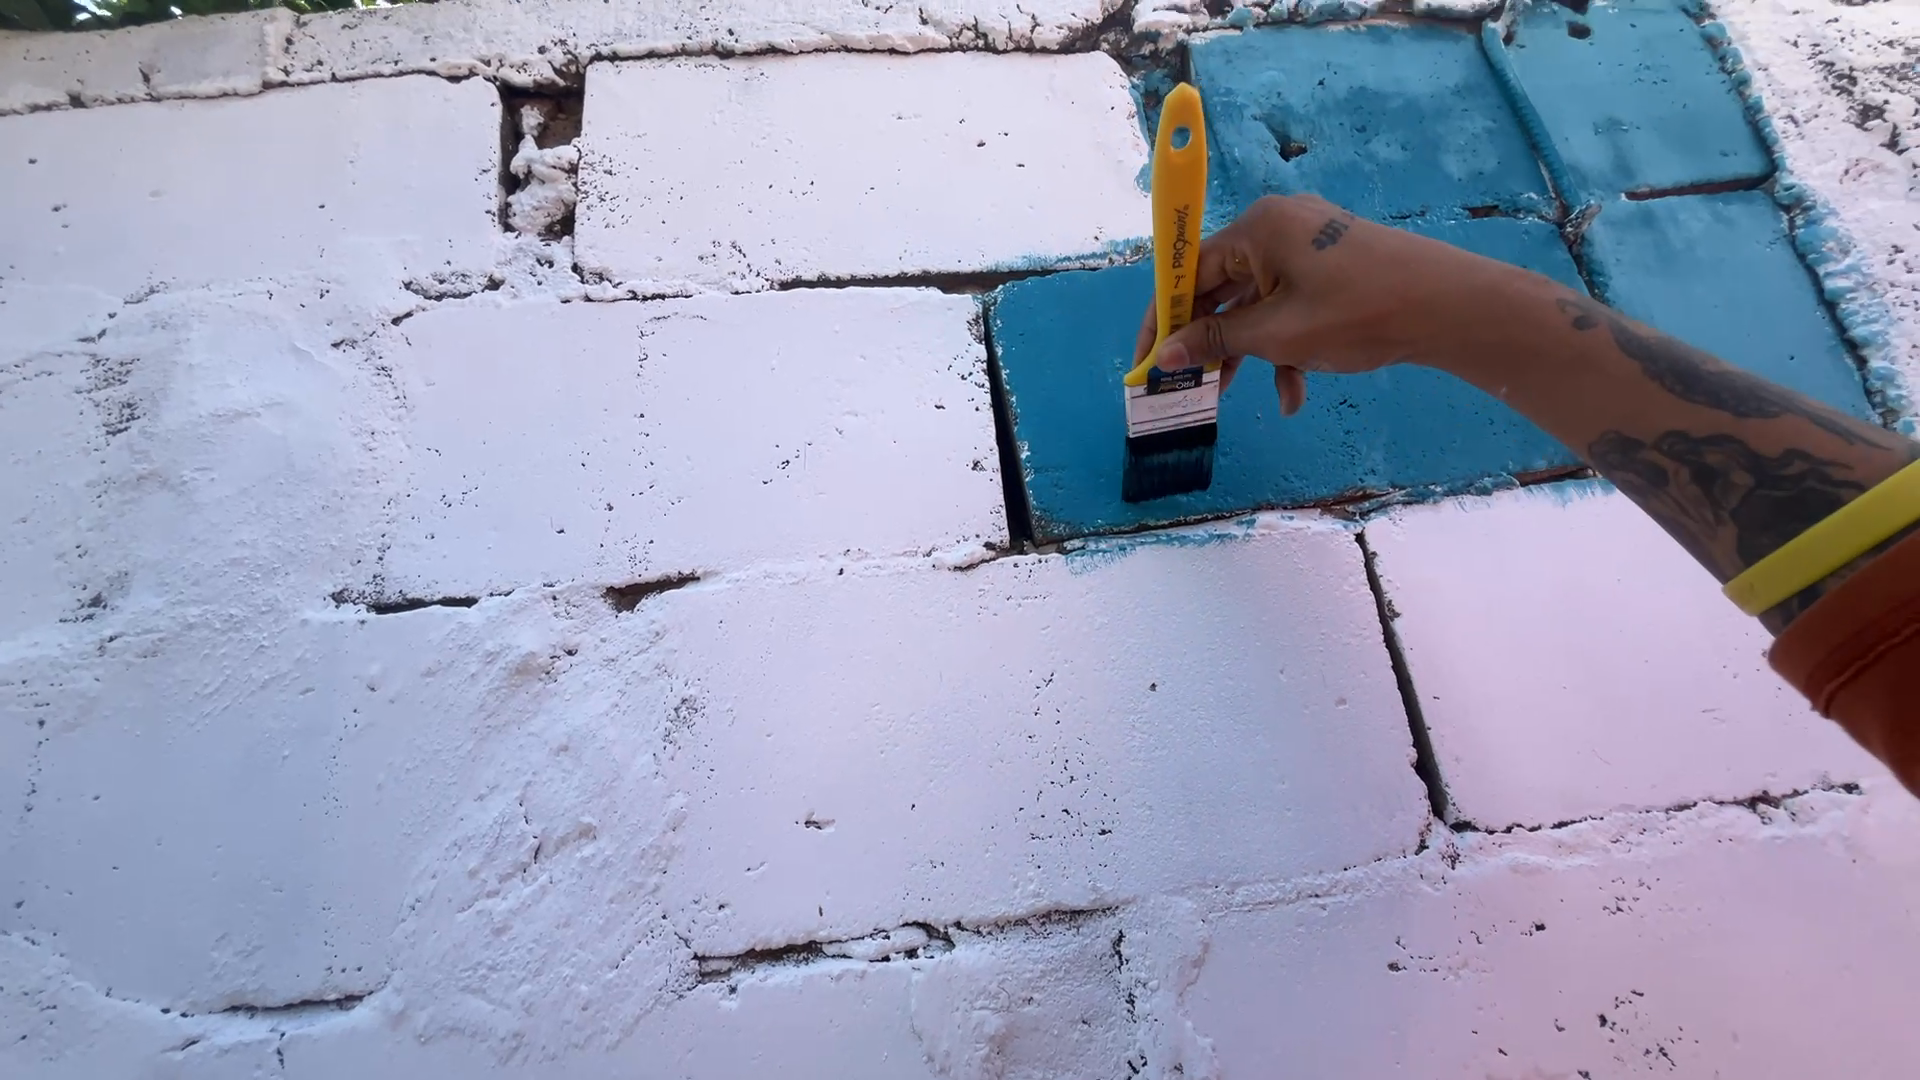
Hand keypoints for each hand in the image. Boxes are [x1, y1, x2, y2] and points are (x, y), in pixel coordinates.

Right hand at [1132, 194, 1520, 413]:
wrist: (1452, 309)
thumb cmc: (1356, 313)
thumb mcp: (1275, 333)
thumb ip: (1214, 341)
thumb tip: (1162, 356)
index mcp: (1257, 229)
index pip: (1188, 273)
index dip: (1162, 319)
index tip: (1146, 359)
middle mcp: (1274, 230)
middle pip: (1217, 290)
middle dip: (1206, 341)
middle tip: (1187, 383)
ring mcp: (1302, 249)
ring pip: (1251, 305)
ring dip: (1243, 352)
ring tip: (1228, 395)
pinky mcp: (1324, 269)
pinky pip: (1284, 307)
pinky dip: (1281, 347)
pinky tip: (1292, 393)